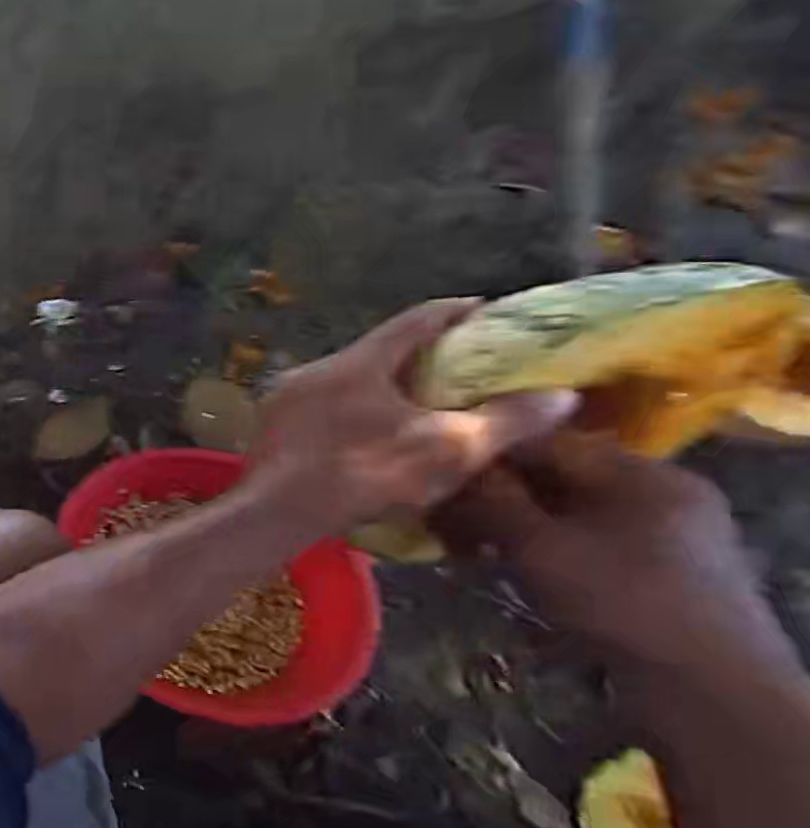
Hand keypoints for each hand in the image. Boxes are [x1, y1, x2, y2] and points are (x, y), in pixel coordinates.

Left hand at [247, 299, 579, 536]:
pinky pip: (317, 409)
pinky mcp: (267, 428)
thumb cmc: (363, 475)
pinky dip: (347, 414)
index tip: (489, 315)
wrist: (276, 513)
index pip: (418, 320)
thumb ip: (508, 420)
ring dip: (378, 390)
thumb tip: (560, 397)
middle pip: (376, 352)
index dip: (459, 314)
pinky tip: (365, 436)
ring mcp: (281, 399)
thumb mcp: (449, 449)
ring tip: (414, 407)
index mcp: (357, 362)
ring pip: (342, 383)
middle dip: (417, 359)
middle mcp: (312, 371)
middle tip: (457, 371)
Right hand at [437, 432, 791, 671]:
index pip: (545, 442)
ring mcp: (666, 527)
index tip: (436, 476)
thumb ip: (493, 500)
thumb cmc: (617, 599)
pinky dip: (539, 539)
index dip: (485, 455)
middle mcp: (660, 490)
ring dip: (510, 520)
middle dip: (494, 493)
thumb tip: (452, 467)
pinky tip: (506, 560)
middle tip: (442, 516)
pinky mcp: (660, 561)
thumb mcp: (537, 545)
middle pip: (556, 474)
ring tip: (466, 544)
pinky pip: (583, 532)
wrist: (706, 683)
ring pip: (565, 506)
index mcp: (642, 474)